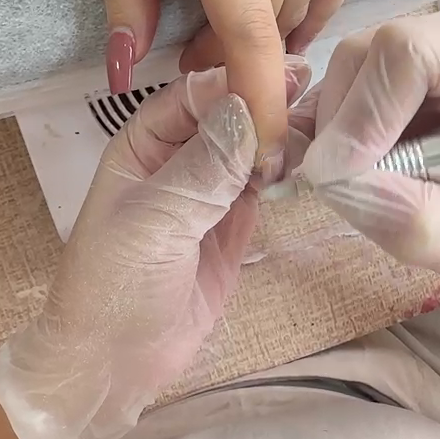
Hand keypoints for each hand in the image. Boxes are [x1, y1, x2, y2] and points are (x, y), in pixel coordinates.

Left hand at [0, 61, 310, 438]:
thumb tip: (247, 108)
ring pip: (249, 151)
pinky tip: (313, 160)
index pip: (194, 96)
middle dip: (265, 104)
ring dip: (280, 137)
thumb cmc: (115, 284)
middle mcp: (177, 160)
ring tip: (324, 120)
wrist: (115, 363)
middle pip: (226, 118)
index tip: (284, 74)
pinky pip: (261, 189)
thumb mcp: (155, 220)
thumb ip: (202, 168)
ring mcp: (208, 193)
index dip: (235, 82)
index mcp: (143, 144)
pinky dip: (284, 176)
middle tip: (314, 88)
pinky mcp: (232, 227)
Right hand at [298, 5, 439, 305]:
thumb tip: (327, 173)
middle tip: (348, 185)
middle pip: (363, 55)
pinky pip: (329, 85)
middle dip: (339, 126)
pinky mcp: (382, 63)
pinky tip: (346, 164)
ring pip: (340, 70)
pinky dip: (320, 130)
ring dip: (329, 131)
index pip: (411, 54)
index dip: (365, 111)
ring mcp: (415, 41)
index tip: (342, 175)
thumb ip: (404, 213)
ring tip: (362, 178)